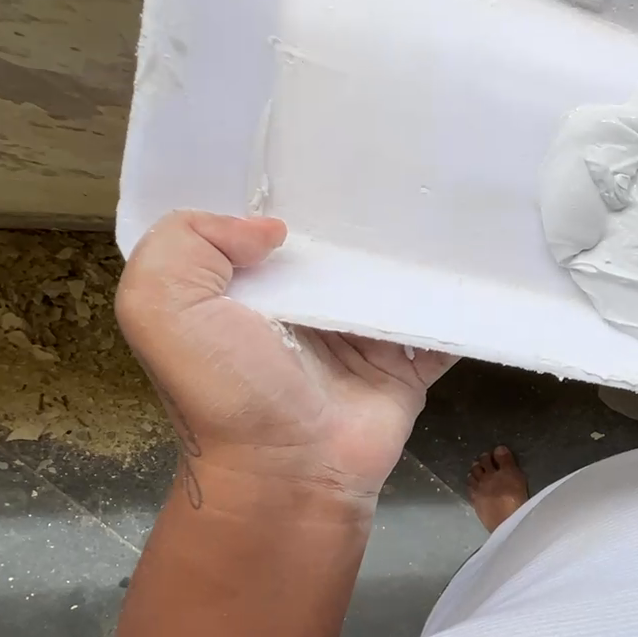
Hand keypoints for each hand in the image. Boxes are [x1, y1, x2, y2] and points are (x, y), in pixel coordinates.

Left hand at [116, 211, 456, 505]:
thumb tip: (272, 231)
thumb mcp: (161, 306)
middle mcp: (309, 315)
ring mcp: (364, 344)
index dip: (294, 202)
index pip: (272, 236)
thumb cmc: (228, 390)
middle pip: (343, 259)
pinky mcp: (408, 371)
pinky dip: (458, 313)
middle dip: (366, 226)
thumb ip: (190, 243)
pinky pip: (440, 335)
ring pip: (396, 290)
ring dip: (418, 264)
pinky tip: (476, 279)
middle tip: (405, 184)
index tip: (327, 167)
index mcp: (251, 295)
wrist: (291, 469)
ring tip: (447, 223)